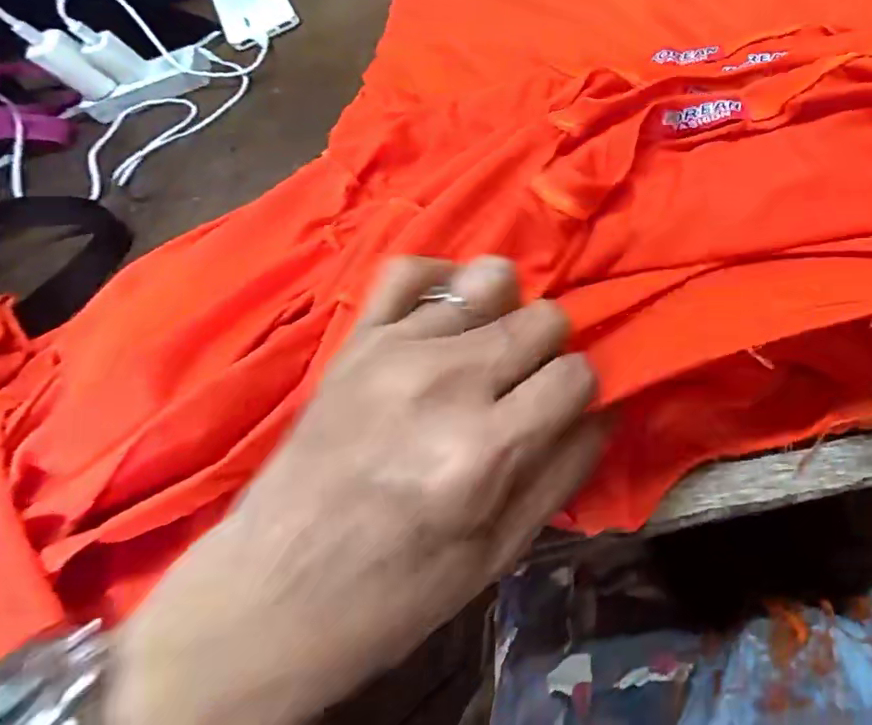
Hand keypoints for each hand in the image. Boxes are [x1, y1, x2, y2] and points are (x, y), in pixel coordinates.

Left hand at [108, 257, 607, 724]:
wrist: (263, 603)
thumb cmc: (396, 590)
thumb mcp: (500, 551)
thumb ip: (566, 471)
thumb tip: (609, 408)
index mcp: (483, 450)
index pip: (577, 373)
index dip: (580, 392)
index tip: (560, 411)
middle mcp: (444, 385)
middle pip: (545, 318)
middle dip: (549, 352)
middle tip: (523, 387)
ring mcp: (394, 353)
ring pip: (494, 281)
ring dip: (504, 315)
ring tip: (487, 351)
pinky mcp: (355, 343)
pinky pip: (412, 268)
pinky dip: (440, 281)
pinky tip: (448, 315)